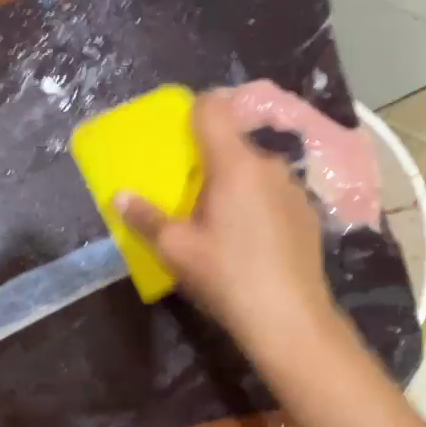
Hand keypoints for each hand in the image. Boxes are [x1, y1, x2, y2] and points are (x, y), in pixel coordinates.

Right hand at [115, 87, 335, 350]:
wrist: (289, 318)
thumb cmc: (224, 275)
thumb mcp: (174, 249)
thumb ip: (145, 218)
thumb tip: (119, 197)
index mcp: (233, 164)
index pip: (213, 108)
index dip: (192, 110)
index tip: (175, 134)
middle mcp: (268, 165)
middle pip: (232, 143)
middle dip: (207, 159)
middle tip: (185, 192)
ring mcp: (293, 188)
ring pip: (254, 171)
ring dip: (233, 184)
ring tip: (216, 221)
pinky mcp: (307, 213)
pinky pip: (272, 194)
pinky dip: (255, 204)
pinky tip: (247, 241)